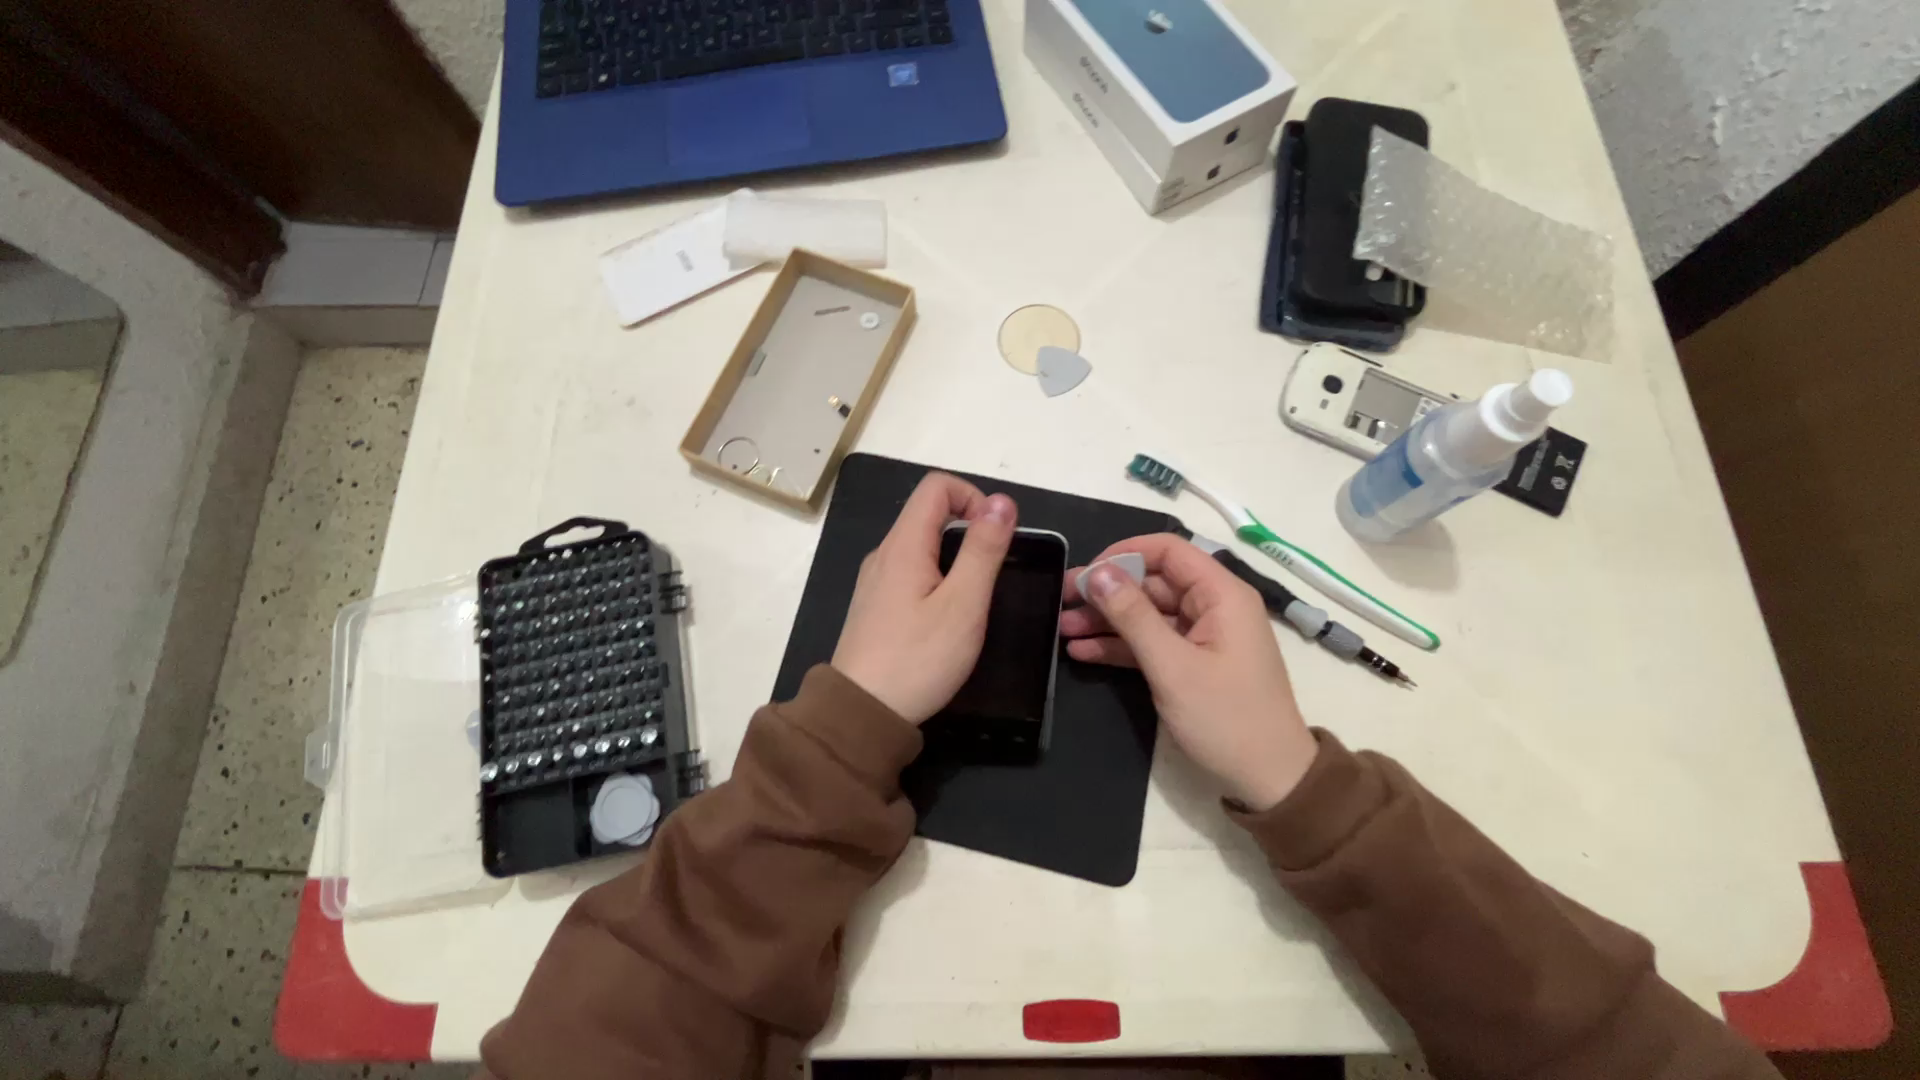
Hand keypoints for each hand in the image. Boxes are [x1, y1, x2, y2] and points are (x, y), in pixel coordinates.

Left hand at [831, 472, 1017, 723]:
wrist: (861, 714)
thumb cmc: (918, 659)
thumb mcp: (963, 604)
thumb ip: (983, 550)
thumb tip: (1002, 501)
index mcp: (903, 545)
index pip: (936, 486)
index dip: (973, 497)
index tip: (995, 536)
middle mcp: (883, 554)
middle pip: (928, 514)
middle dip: (968, 528)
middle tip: (992, 574)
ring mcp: (874, 581)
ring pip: (920, 545)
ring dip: (954, 557)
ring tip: (973, 600)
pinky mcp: (874, 607)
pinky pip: (910, 573)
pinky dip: (936, 578)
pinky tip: (946, 619)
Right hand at [1060, 535, 1317, 810]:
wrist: (1269, 779)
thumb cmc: (1226, 718)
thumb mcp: (1173, 666)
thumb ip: (1133, 616)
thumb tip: (1097, 573)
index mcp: (1221, 595)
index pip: (1169, 551)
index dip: (1124, 554)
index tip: (1086, 573)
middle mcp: (1212, 606)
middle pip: (1152, 582)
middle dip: (1106, 592)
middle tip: (1060, 601)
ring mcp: (1201, 636)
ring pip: (1146, 614)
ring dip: (1105, 621)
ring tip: (1061, 629)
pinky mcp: (1190, 662)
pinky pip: (1150, 642)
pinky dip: (1119, 646)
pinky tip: (1082, 651)